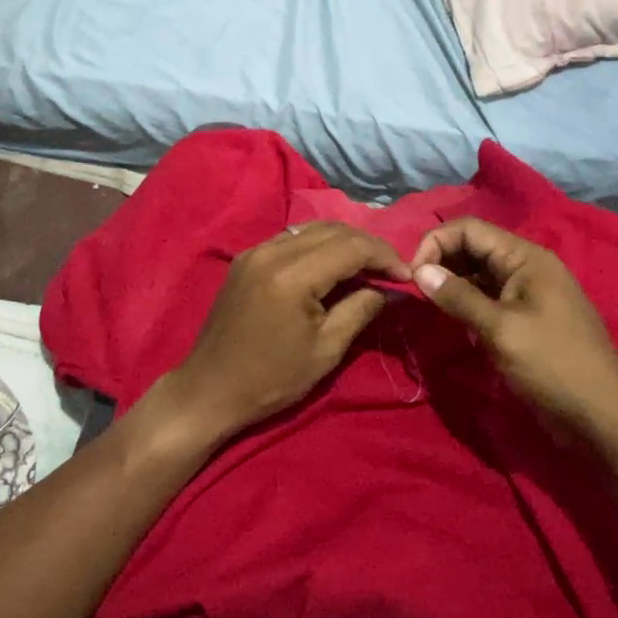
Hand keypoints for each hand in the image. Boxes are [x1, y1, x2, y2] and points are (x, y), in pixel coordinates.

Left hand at [166, 222, 404, 437]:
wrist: (210, 389)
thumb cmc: (272, 379)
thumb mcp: (326, 350)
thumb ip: (360, 309)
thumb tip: (388, 288)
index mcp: (292, 275)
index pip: (350, 246)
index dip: (384, 256)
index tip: (406, 275)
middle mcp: (271, 251)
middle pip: (332, 230)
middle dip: (367, 246)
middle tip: (390, 270)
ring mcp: (254, 251)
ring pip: (311, 228)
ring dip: (343, 242)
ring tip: (366, 268)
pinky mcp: (245, 259)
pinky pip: (290, 238)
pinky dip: (317, 245)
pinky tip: (331, 267)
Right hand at [412, 217, 617, 435]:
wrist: (602, 420)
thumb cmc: (553, 366)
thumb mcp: (500, 330)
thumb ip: (458, 297)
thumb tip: (419, 271)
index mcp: (527, 258)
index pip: (469, 229)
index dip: (435, 243)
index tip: (412, 276)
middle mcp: (528, 268)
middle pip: (473, 248)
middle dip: (441, 264)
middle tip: (417, 295)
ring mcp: (529, 295)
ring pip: (478, 275)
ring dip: (452, 287)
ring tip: (433, 310)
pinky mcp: (527, 320)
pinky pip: (489, 300)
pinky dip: (468, 307)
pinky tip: (457, 327)